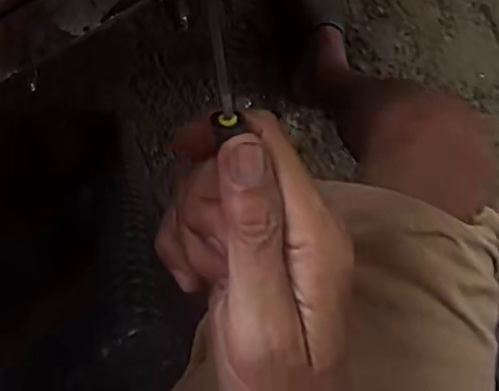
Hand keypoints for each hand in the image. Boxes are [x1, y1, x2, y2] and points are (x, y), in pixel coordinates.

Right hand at [155, 112, 356, 389]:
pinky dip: (186, 240)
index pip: (267, 137)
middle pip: (230, 160)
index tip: (184, 149)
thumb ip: (253, 225)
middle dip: (201, 196)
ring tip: (204, 269)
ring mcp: (275, 230)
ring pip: (210, 184)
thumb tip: (242, 143)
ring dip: (191, 223)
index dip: (221, 133)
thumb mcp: (259, 310)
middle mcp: (300, 219)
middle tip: (206, 247)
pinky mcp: (251, 242)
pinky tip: (197, 273)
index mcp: (314, 227)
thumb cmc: (274, 383)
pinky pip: (202, 214)